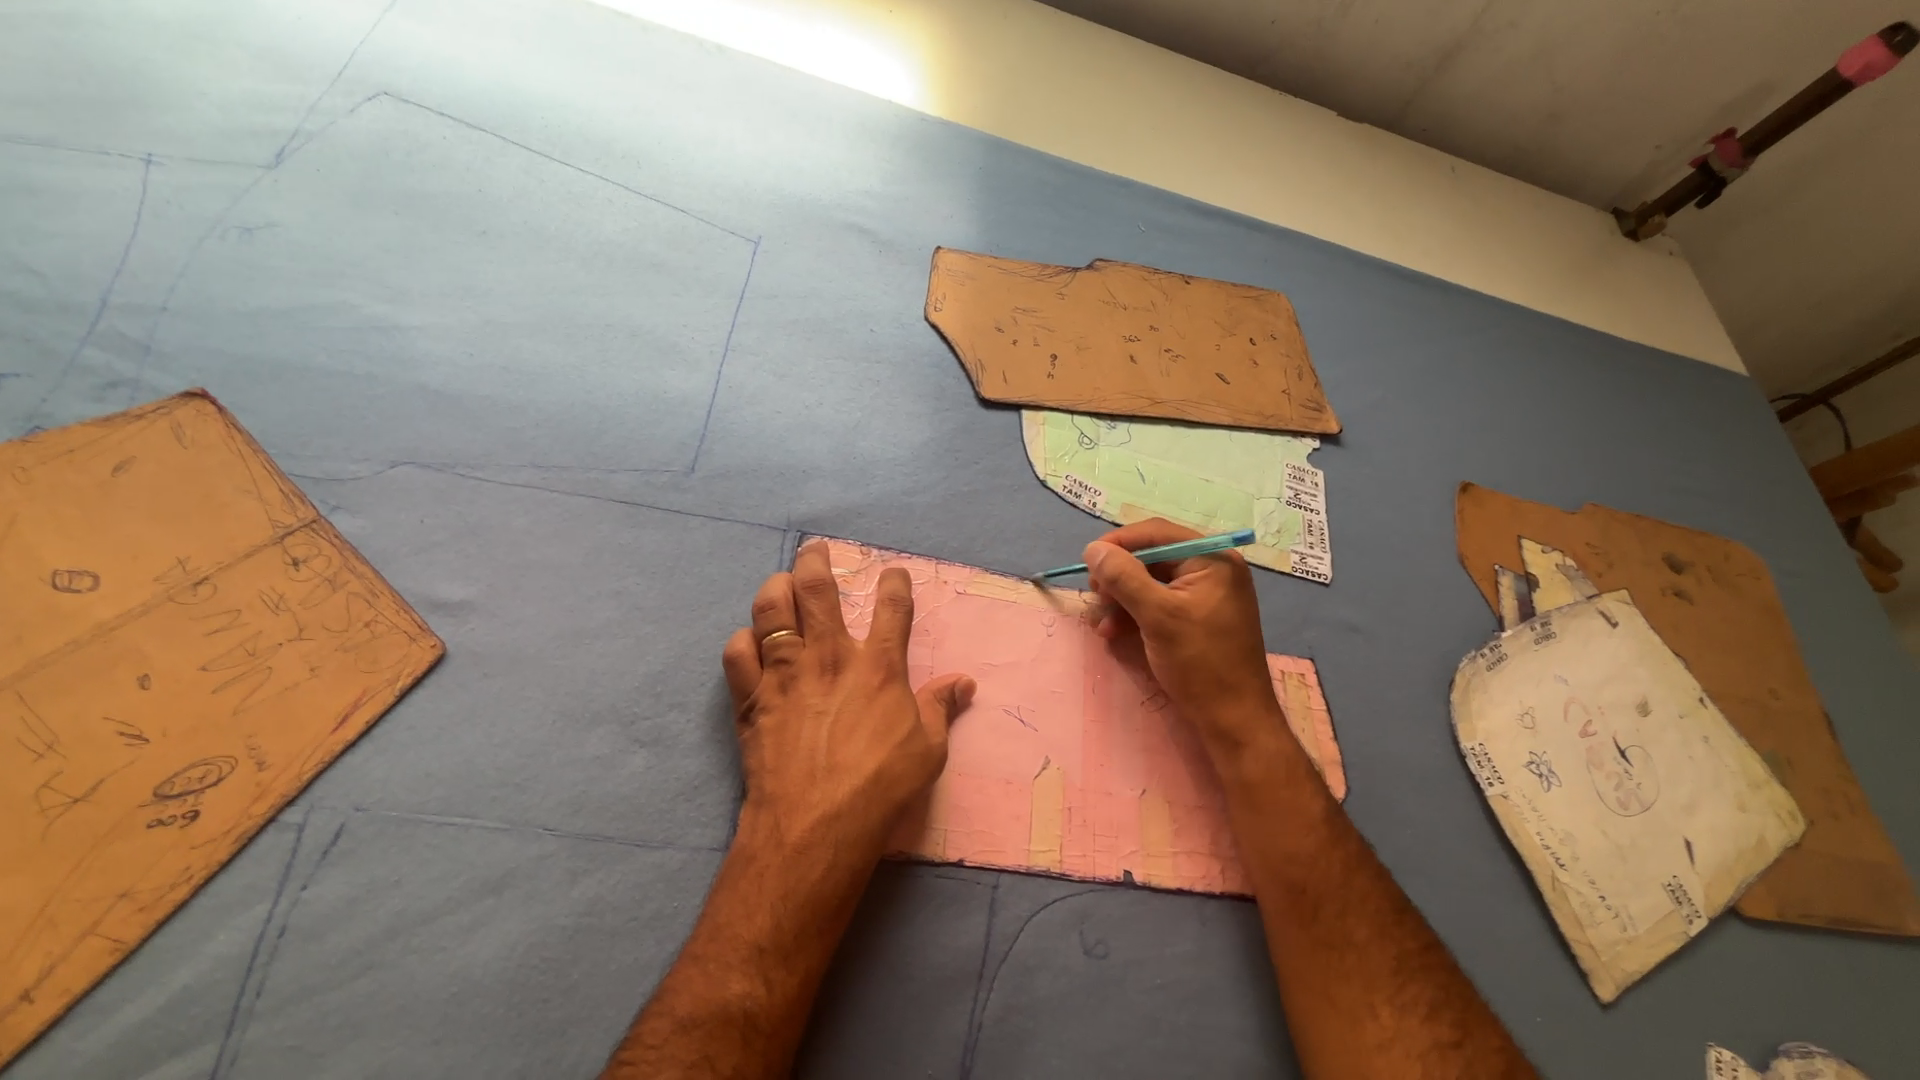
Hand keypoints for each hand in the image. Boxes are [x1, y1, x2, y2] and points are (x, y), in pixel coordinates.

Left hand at [721, 541, 976, 854]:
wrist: (816, 823)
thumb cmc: (881, 787)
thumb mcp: (928, 750)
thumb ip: (941, 708)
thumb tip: (964, 683)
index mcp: (879, 666)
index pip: (893, 607)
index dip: (896, 583)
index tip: (894, 572)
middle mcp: (829, 657)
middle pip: (817, 589)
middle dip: (816, 561)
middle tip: (815, 550)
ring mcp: (785, 673)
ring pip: (771, 609)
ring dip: (775, 588)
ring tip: (780, 582)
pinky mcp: (752, 698)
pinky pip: (737, 653)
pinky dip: (743, 641)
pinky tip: (749, 642)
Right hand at [1083, 519, 1281, 753]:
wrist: (1234, 719)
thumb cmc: (1200, 663)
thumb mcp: (1157, 616)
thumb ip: (1124, 577)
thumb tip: (1093, 548)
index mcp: (1212, 559)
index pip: (1156, 533)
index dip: (1118, 544)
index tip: (1088, 563)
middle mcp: (1211, 569)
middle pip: (1151, 557)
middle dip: (1117, 577)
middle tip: (1094, 598)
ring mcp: (1205, 595)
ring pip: (1149, 582)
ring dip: (1120, 599)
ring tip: (1100, 625)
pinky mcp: (1196, 618)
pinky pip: (1158, 603)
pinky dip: (1133, 614)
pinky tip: (1113, 633)